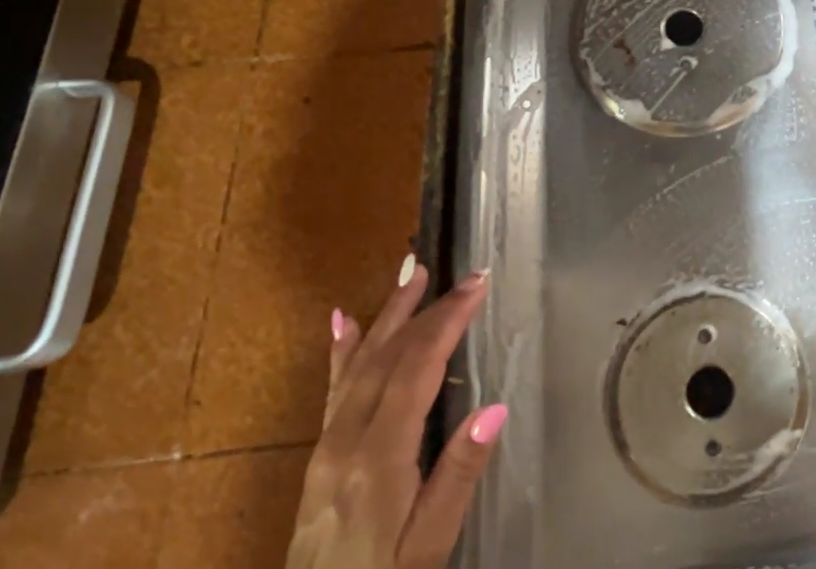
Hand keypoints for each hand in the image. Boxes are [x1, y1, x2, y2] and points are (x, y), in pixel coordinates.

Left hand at [287, 256, 502, 568]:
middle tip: (463, 274)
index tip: (478, 285)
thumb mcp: (430, 541)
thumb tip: (496, 409)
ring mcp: (326, 446)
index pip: (417, 369)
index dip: (448, 321)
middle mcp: (346, 440)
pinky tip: (345, 322)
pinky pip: (333, 390)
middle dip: (428, 309)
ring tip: (410, 273)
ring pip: (359, 364)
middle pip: (388, 357)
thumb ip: (458, 474)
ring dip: (389, 315)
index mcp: (379, 457)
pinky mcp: (319, 457)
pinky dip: (343, 350)